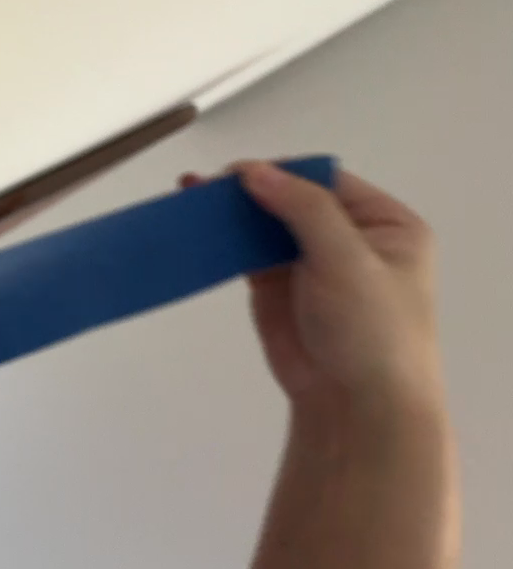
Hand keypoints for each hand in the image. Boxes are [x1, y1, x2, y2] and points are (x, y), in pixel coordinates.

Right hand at [180, 162, 442, 415]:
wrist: (352, 398)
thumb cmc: (369, 327)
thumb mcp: (346, 262)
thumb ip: (303, 211)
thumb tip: (250, 170)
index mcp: (384, 225)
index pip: (324, 180)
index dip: (279, 172)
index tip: (232, 177)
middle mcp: (347, 236)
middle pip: (285, 196)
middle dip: (242, 190)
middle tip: (197, 189)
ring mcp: (307, 259)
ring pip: (258, 221)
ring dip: (224, 212)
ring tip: (183, 202)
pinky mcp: (273, 280)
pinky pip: (241, 248)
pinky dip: (216, 237)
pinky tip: (191, 230)